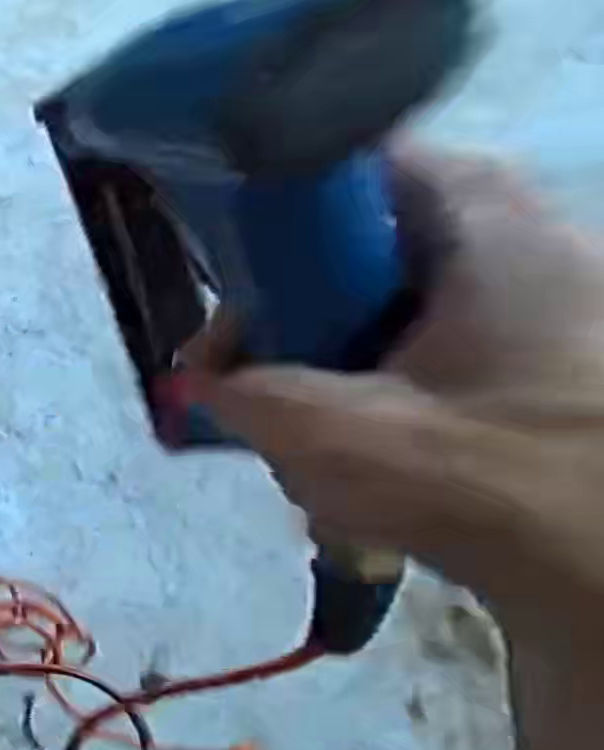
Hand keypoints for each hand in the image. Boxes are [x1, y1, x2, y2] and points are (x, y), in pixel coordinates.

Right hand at [186, 151, 603, 633]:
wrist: (600, 573)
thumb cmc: (477, 481)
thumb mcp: (325, 430)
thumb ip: (239, 391)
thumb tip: (192, 378)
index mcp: (500, 253)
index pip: (394, 171)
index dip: (303, 198)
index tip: (232, 255)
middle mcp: (527, 268)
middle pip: (374, 251)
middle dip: (288, 309)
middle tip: (232, 367)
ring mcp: (529, 327)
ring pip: (381, 313)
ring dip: (312, 361)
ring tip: (272, 423)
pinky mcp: (517, 380)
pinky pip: (405, 360)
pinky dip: (350, 391)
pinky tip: (323, 446)